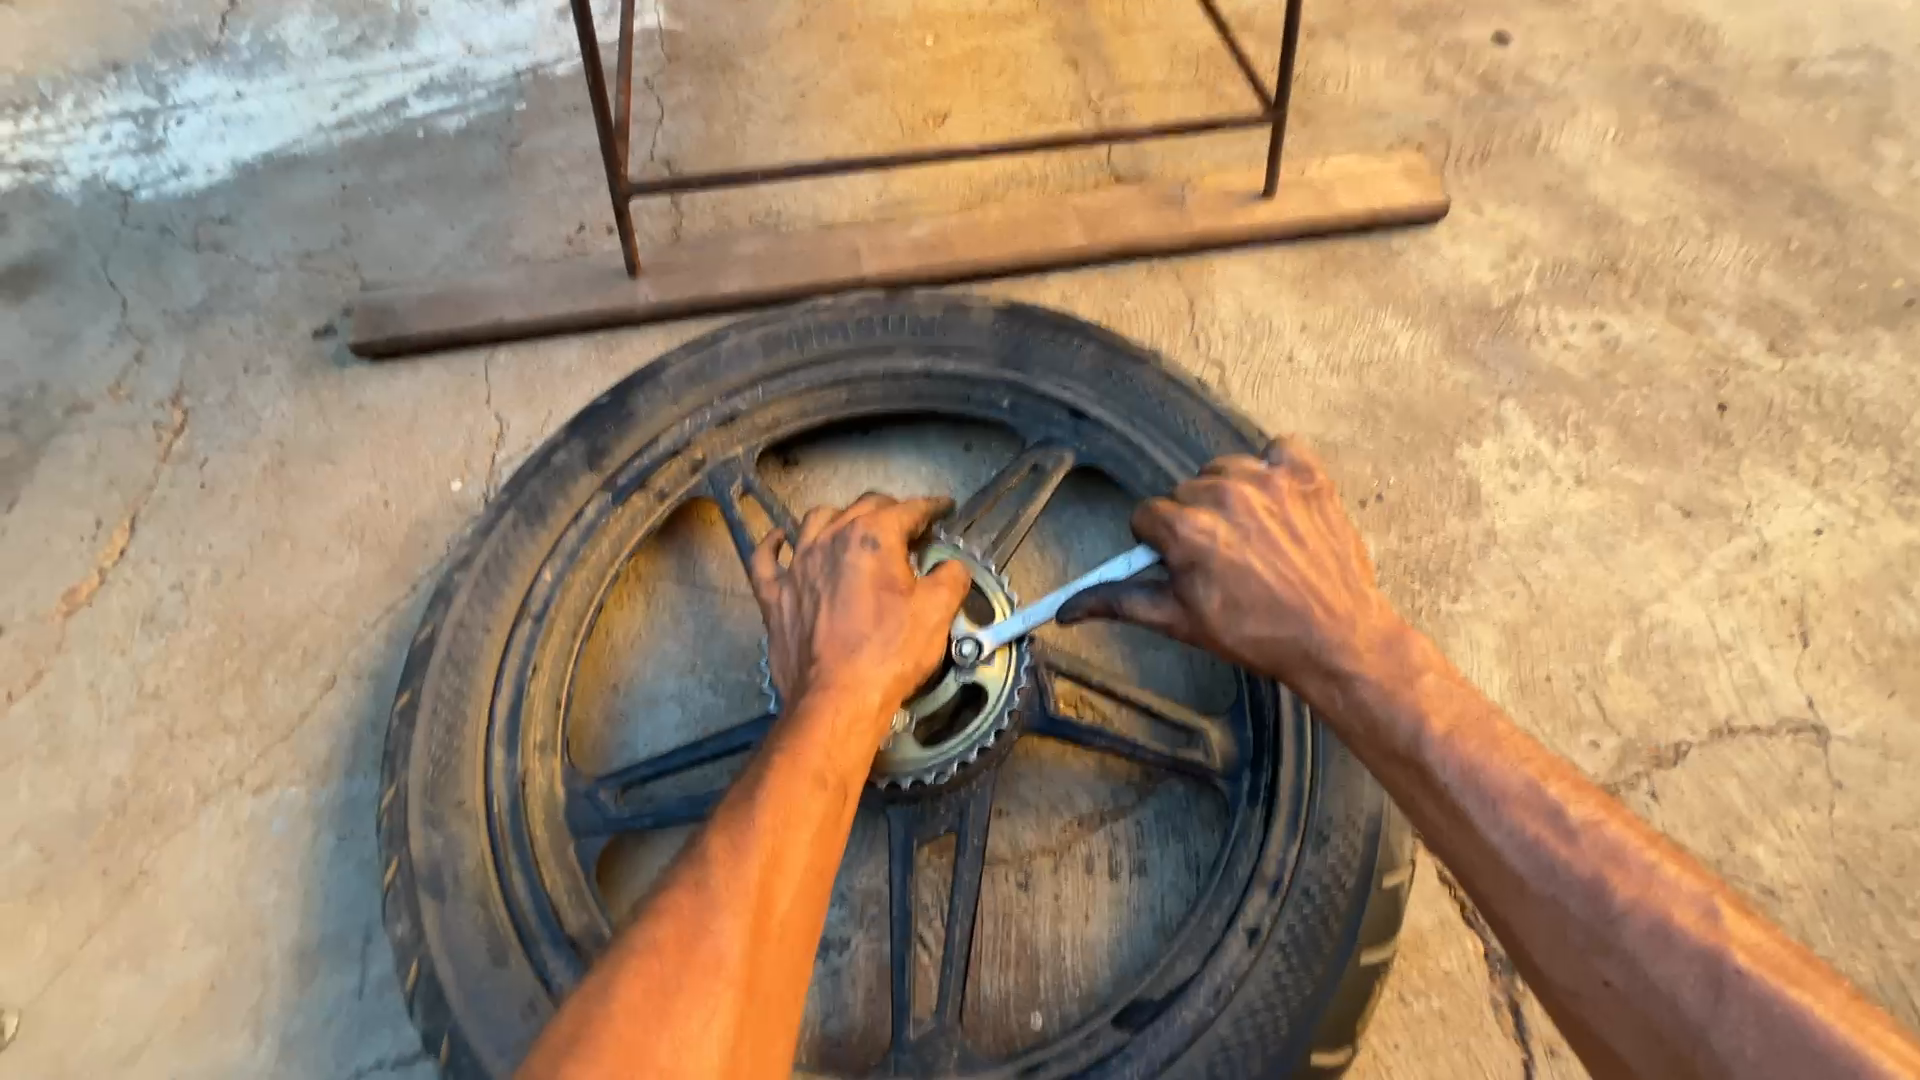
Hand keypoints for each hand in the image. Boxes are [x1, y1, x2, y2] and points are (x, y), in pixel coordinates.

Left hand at [749, 494, 971, 746]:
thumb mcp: (937, 612)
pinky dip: (774, 543)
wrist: (837, 699)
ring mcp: (797, 566)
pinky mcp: (775, 595)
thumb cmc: (889, 654)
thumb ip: (952, 577)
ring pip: (816, 521)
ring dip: (840, 518)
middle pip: (863, 506)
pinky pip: (766, 558)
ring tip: (855, 529)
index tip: (943, 509)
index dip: (931, 507)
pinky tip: (780, 538)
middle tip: (909, 526)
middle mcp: (830, 540)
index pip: (908, 510)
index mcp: (872, 537)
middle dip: (891, 510)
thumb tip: (953, 567)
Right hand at [1058, 437, 1403, 694]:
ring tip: (1252, 537)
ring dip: (1229, 497)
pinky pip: (1276, 451)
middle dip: (1193, 522)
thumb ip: (1119, 601)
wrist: (1334, 639)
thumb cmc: (1257, 634)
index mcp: (1187, 529)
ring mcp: (1268, 480)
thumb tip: (1069, 608)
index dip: (1159, 543)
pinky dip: (1274, 471)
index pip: (1147, 515)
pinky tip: (1279, 506)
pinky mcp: (1306, 475)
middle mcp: (1223, 494)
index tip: (1181, 561)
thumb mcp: (1178, 620)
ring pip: (1223, 471)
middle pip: (1183, 493)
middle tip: (1221, 559)